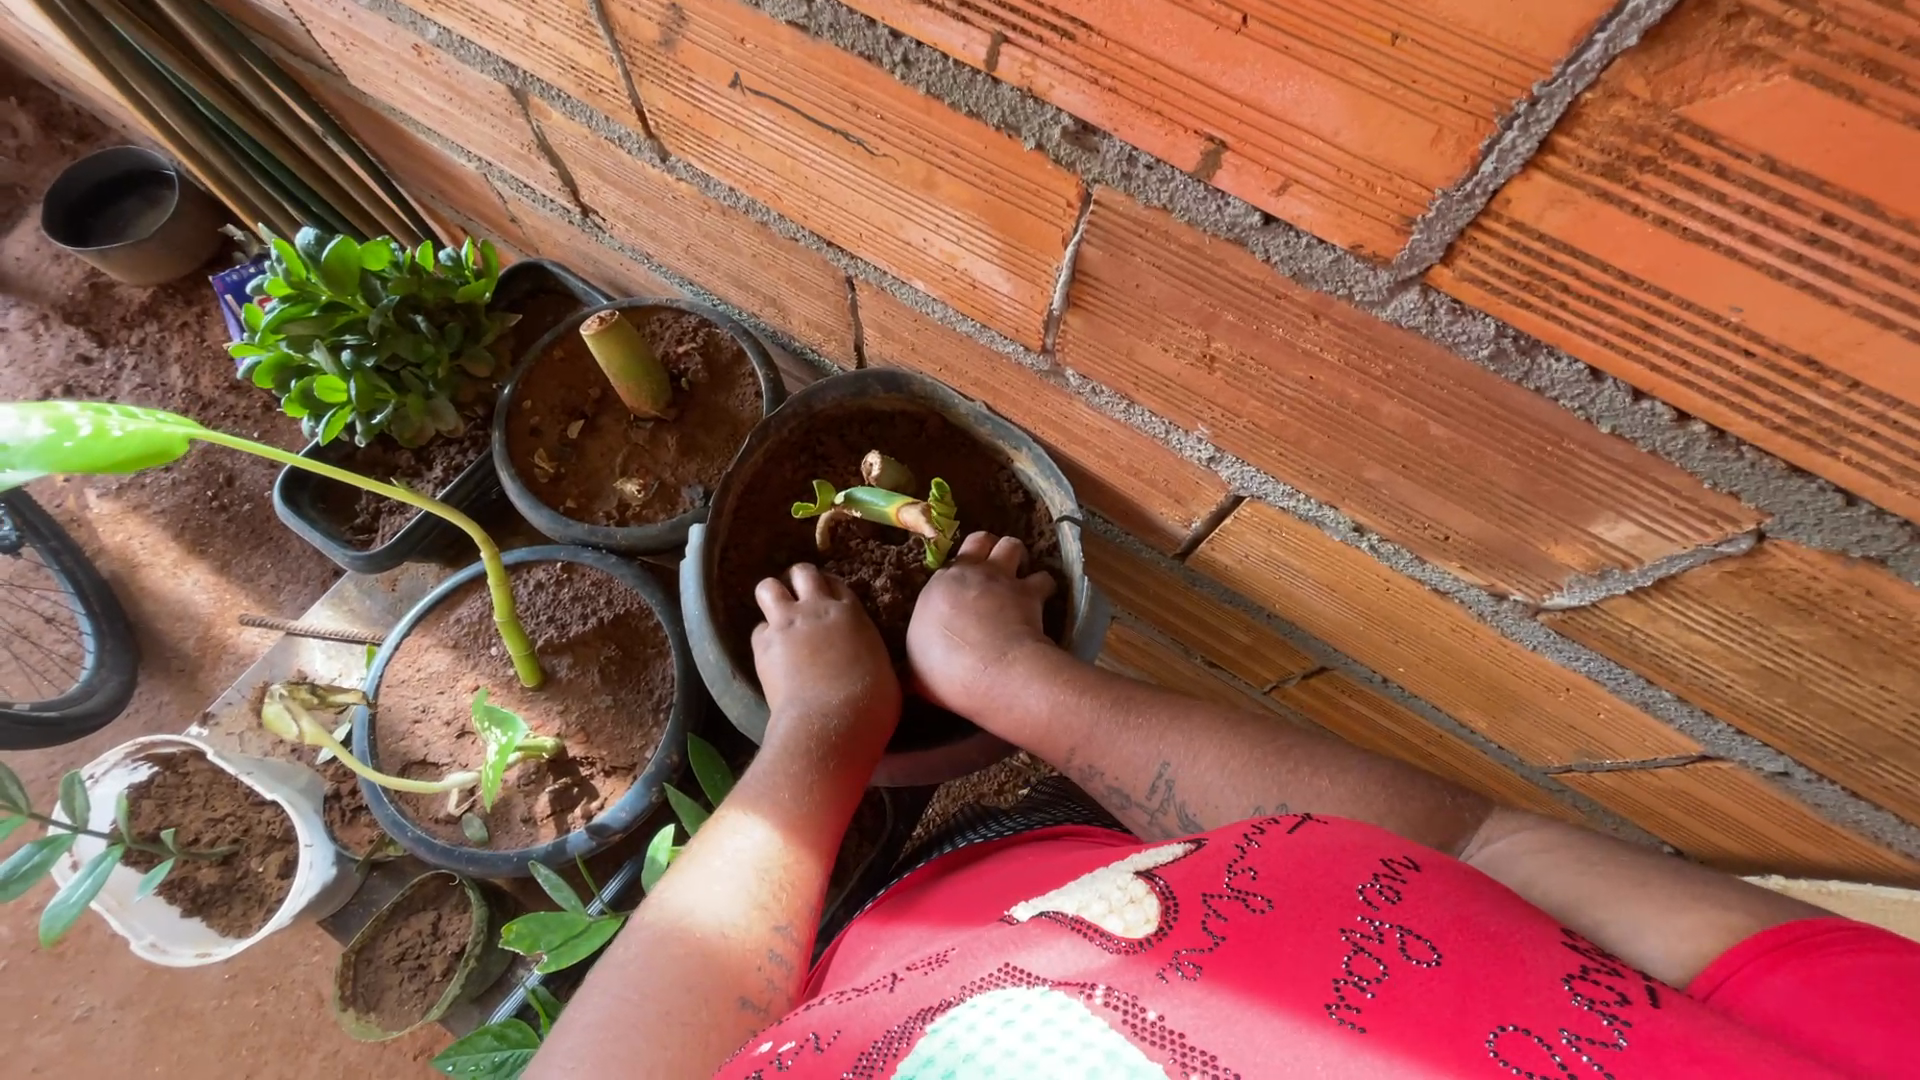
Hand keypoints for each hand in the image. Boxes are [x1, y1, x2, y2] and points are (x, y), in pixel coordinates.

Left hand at [751, 564, 900, 765]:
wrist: (833, 721)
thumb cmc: (872, 702)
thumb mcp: (883, 669)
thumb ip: (870, 655)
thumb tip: (870, 664)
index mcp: (851, 613)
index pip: (835, 583)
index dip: (828, 589)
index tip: (826, 599)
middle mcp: (817, 609)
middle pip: (802, 573)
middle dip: (798, 581)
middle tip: (798, 600)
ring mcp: (787, 624)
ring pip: (768, 588)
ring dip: (772, 597)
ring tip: (777, 615)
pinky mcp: (763, 646)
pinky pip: (758, 630)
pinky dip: (764, 638)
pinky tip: (771, 654)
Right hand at [906, 532, 1057, 717]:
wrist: (986, 671)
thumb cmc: (944, 672)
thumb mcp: (916, 669)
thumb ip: (916, 663)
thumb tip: (907, 679)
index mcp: (937, 587)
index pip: (947, 566)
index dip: (958, 575)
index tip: (962, 589)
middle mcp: (968, 574)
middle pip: (979, 540)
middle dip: (988, 546)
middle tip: (993, 563)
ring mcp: (1001, 579)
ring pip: (1011, 545)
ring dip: (1017, 555)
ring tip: (1021, 570)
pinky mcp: (1029, 592)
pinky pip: (1043, 579)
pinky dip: (1045, 586)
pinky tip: (1044, 596)